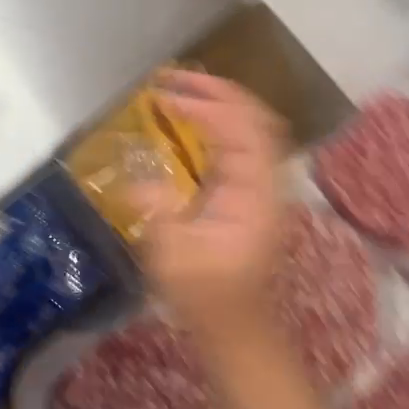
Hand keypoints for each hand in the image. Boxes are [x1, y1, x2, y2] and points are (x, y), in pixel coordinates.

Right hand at [130, 70, 288, 338]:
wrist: (237, 329)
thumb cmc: (206, 297)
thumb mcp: (176, 259)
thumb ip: (161, 214)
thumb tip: (141, 181)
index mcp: (255, 196)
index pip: (242, 132)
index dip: (206, 106)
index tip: (163, 97)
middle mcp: (267, 184)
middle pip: (256, 118)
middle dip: (215, 91)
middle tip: (170, 78)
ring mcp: (261, 187)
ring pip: (252, 126)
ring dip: (218, 102)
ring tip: (178, 89)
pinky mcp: (249, 193)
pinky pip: (241, 141)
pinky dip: (218, 121)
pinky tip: (188, 120)